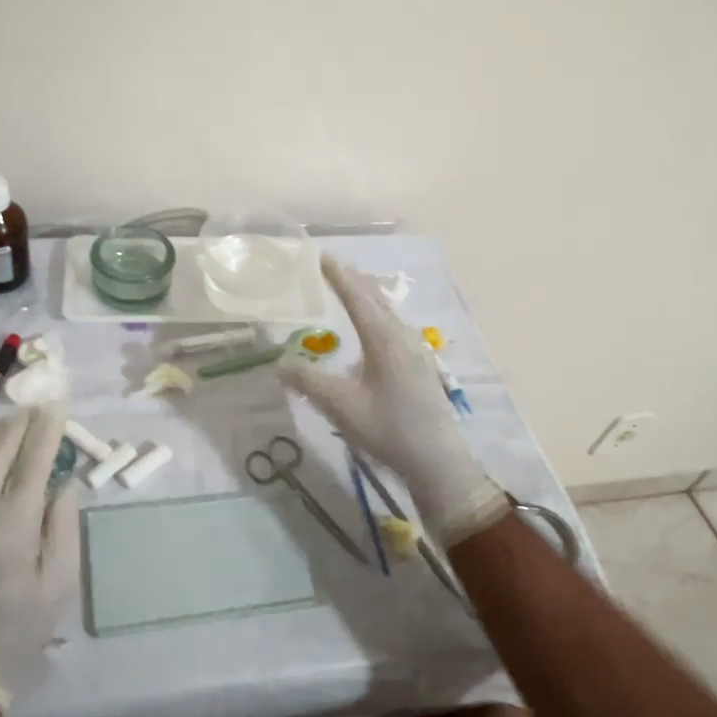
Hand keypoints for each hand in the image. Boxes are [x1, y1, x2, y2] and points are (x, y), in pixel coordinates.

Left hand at [0, 405, 78, 711]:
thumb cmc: (18, 626)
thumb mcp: (58, 582)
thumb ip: (63, 525)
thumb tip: (65, 483)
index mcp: (14, 519)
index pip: (34, 457)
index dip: (47, 428)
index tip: (58, 406)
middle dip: (21, 422)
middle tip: (38, 407)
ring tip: (12, 420)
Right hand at [281, 256, 508, 547]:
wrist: (438, 460)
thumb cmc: (389, 430)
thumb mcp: (341, 407)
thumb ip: (309, 382)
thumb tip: (278, 365)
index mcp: (384, 339)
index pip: (358, 297)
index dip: (339, 276)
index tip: (321, 256)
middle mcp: (402, 337)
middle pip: (376, 298)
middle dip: (353, 280)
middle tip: (330, 265)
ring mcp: (415, 350)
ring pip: (386, 312)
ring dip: (366, 296)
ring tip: (347, 287)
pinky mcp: (419, 365)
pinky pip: (393, 326)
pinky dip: (375, 313)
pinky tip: (370, 326)